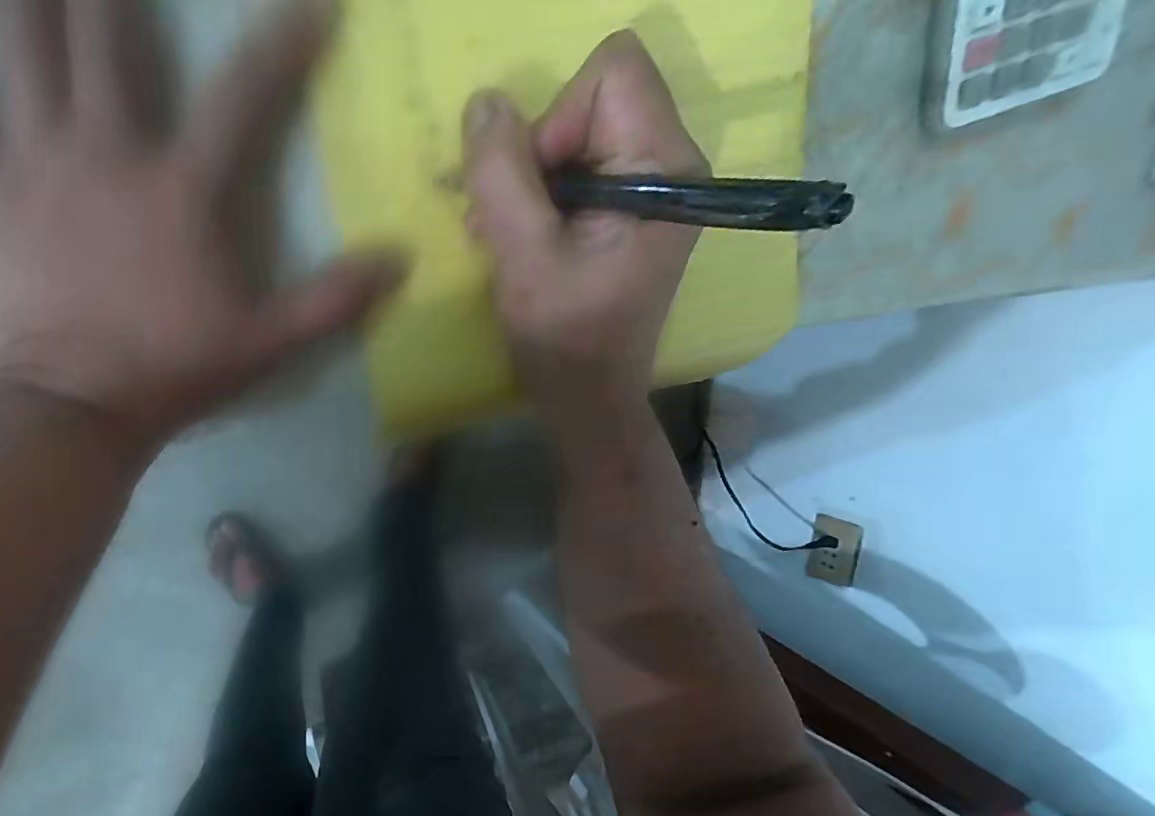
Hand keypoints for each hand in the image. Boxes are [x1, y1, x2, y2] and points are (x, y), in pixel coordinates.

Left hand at [0, 0, 407, 452]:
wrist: (77, 412)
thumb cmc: (173, 374)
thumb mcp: (266, 344)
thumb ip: (332, 302)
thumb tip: (401, 261)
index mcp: (182, 189)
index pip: (244, 94)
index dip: (282, 42)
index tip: (313, 8)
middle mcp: (107, 150)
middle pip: (106, 26)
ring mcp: (36, 159)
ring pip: (18, 35)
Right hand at [460, 31, 706, 421]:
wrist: (589, 401)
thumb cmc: (564, 342)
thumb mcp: (524, 260)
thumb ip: (502, 177)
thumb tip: (484, 104)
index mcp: (664, 168)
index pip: (611, 74)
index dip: (556, 123)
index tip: (538, 194)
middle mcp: (670, 165)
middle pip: (592, 100)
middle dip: (536, 156)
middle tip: (507, 222)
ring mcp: (651, 189)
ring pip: (577, 135)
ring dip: (529, 182)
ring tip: (508, 239)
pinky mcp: (629, 211)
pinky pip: (578, 168)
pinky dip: (540, 198)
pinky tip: (521, 241)